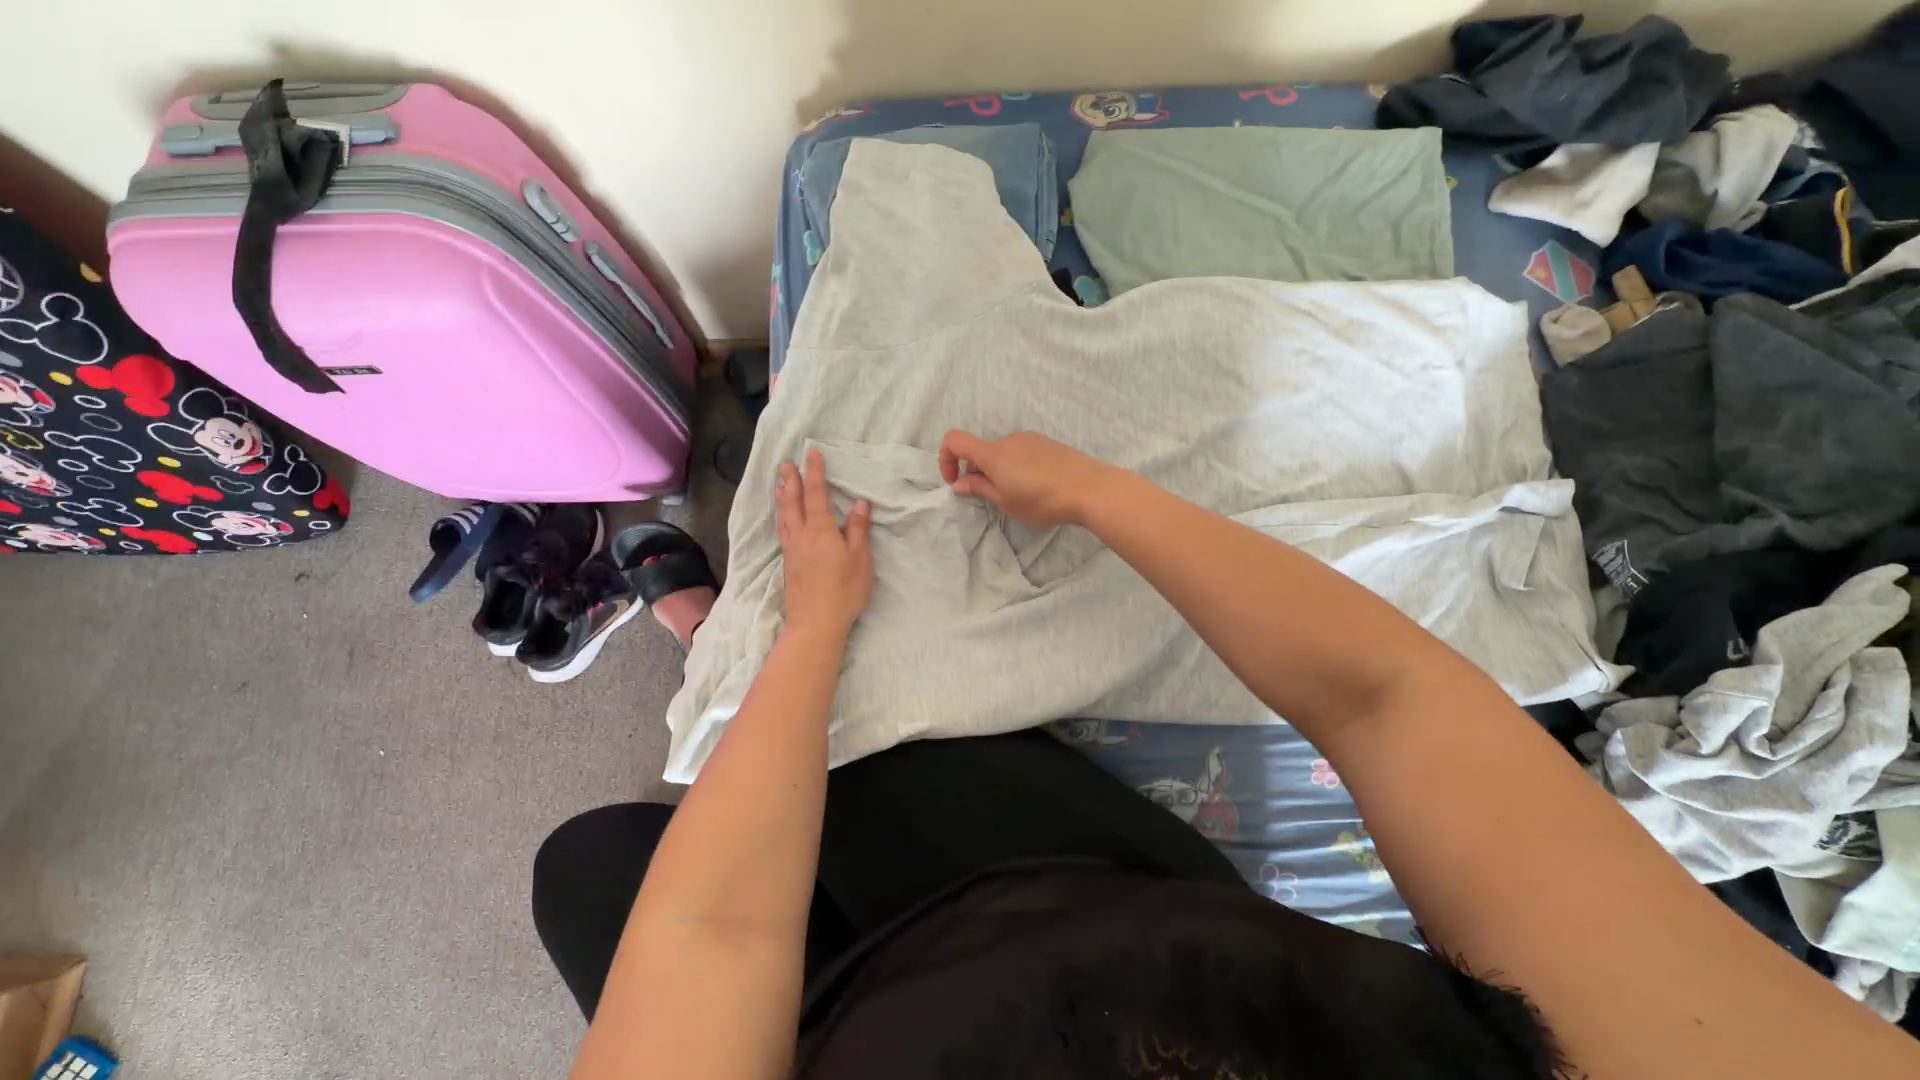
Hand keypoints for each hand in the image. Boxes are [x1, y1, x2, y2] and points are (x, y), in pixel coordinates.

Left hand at [777, 448, 873, 636]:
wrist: (815, 624)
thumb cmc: (844, 592)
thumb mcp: (860, 561)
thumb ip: (859, 531)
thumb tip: (860, 504)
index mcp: (821, 531)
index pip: (816, 494)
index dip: (815, 473)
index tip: (812, 453)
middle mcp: (802, 536)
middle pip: (793, 502)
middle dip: (791, 481)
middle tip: (785, 464)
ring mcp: (792, 551)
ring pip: (784, 517)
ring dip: (782, 498)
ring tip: (779, 484)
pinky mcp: (789, 564)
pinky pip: (783, 531)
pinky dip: (782, 517)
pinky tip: (783, 519)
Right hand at [938, 430, 1118, 527]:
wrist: (1090, 488)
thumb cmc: (1042, 500)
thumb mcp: (1006, 502)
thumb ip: (980, 489)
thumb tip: (959, 483)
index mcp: (993, 454)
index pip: (954, 440)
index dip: (946, 459)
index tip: (956, 482)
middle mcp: (1009, 440)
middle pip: (981, 450)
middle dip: (978, 472)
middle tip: (994, 498)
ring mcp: (1030, 439)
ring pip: (1003, 453)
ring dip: (1000, 471)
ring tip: (1020, 495)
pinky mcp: (1047, 444)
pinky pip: (1022, 453)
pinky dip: (1018, 467)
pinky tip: (1038, 487)